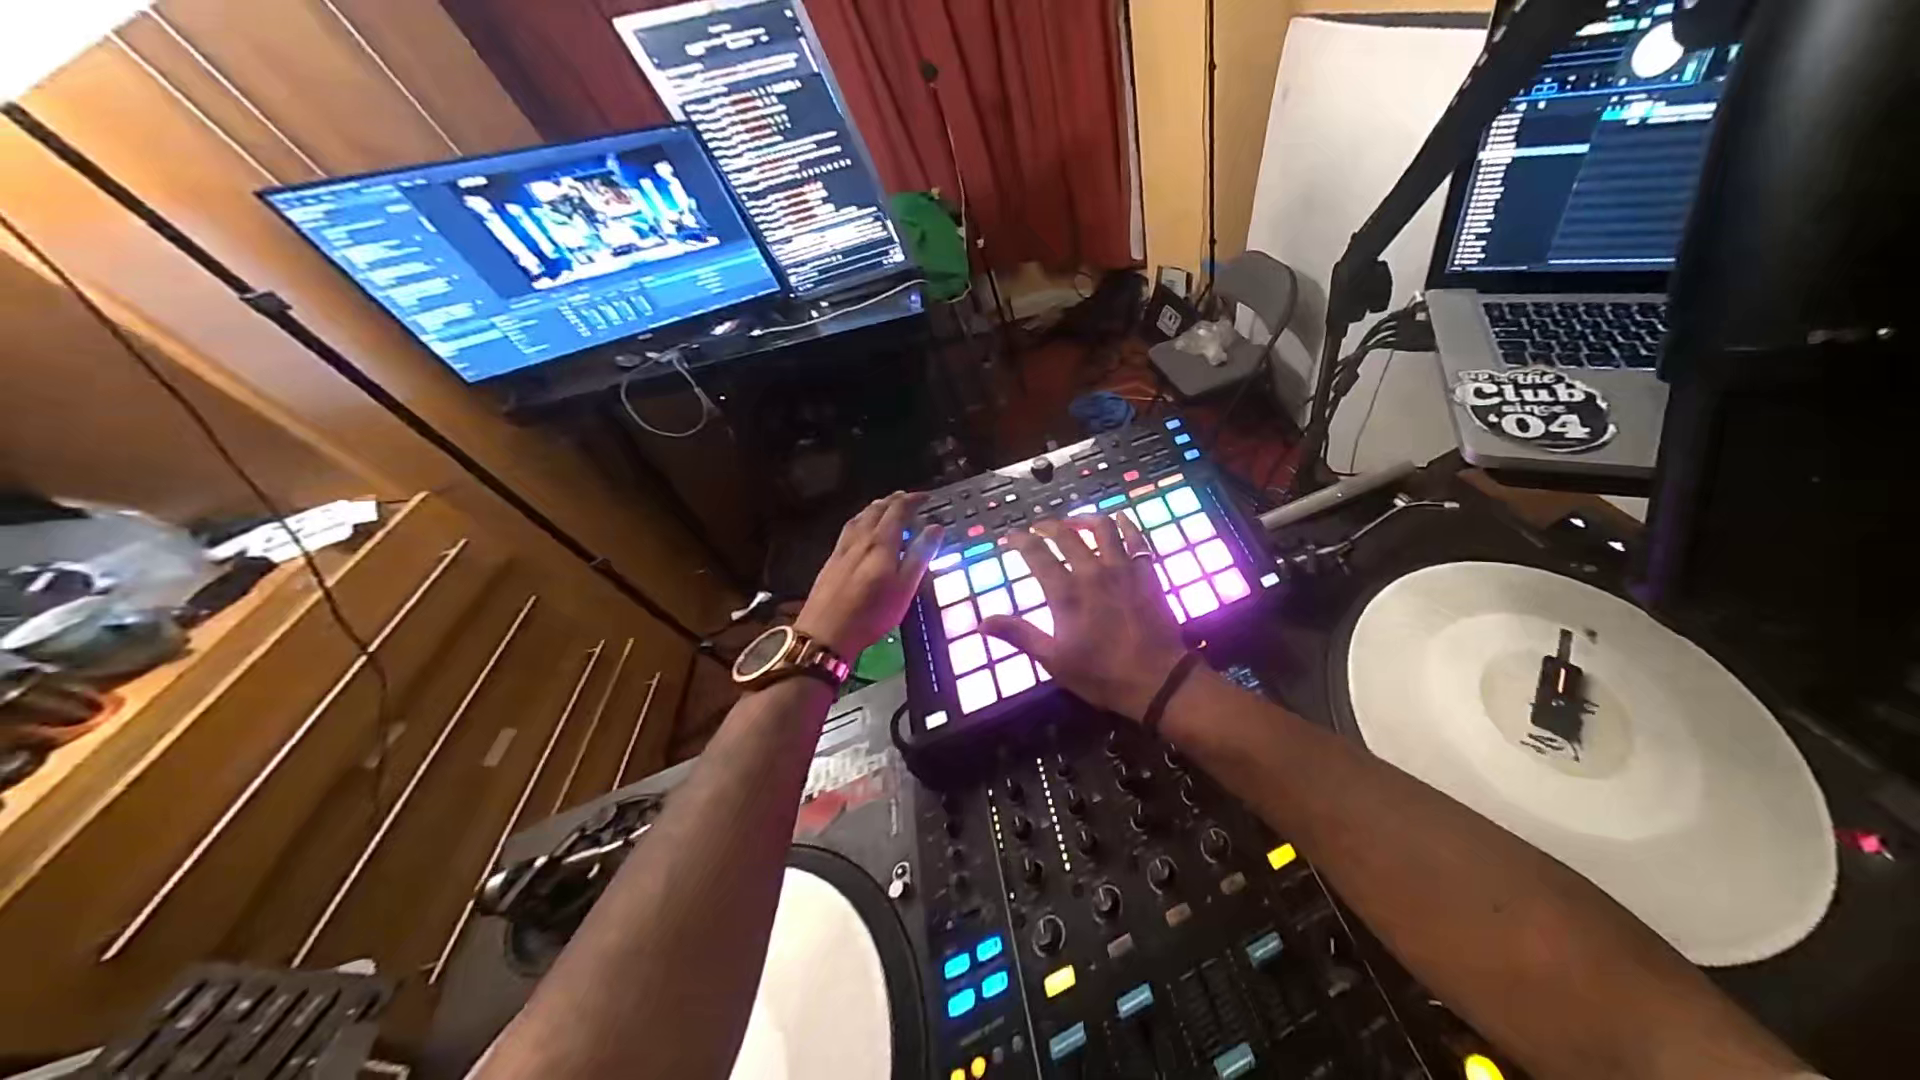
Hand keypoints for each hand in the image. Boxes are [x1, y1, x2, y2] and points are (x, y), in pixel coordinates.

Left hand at [795, 492, 942, 657]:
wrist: (825, 632)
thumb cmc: (871, 613)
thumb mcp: (905, 587)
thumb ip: (920, 555)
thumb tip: (935, 528)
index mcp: (881, 542)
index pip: (898, 510)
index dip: (913, 500)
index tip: (925, 497)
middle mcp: (860, 539)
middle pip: (876, 509)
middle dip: (894, 500)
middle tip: (907, 498)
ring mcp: (842, 548)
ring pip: (860, 517)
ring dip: (876, 507)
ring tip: (886, 506)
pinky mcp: (832, 560)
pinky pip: (849, 528)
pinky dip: (862, 519)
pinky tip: (861, 528)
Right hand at [980, 514, 1189, 720]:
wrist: (1157, 681)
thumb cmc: (1101, 674)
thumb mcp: (1053, 659)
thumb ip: (1018, 635)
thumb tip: (981, 623)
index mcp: (1065, 592)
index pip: (1036, 553)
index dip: (1019, 541)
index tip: (1010, 538)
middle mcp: (1092, 572)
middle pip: (1066, 535)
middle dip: (1047, 526)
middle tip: (1037, 527)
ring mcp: (1123, 570)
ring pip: (1102, 529)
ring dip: (1084, 519)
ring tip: (1074, 520)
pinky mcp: (1146, 574)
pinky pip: (1136, 540)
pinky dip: (1125, 526)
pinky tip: (1119, 521)